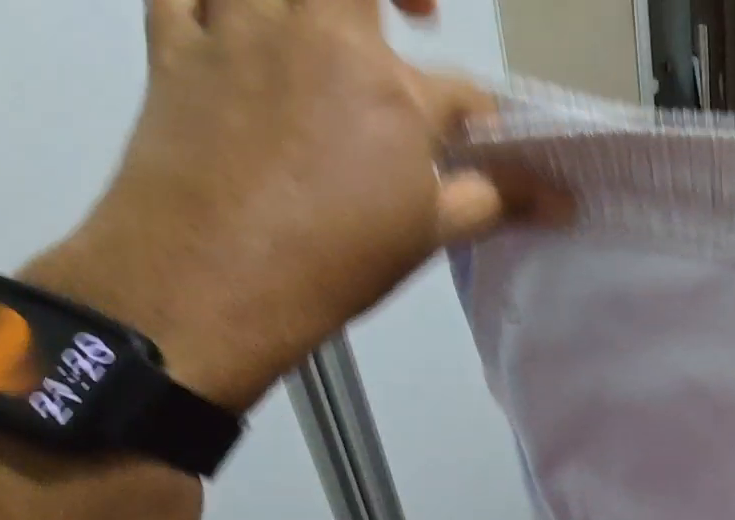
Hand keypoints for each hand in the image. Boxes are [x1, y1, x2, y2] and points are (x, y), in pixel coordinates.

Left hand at [22, 0, 560, 411]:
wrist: (209, 279)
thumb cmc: (335, 259)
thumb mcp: (432, 233)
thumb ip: (498, 200)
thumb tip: (562, 202)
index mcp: (391, 88)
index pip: (462, 90)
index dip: (484, 118)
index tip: (490, 148)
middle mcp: (316, 36)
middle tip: (416, 19)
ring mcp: (236, 31)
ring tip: (330, 19)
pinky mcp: (172, 46)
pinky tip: (240, 21)